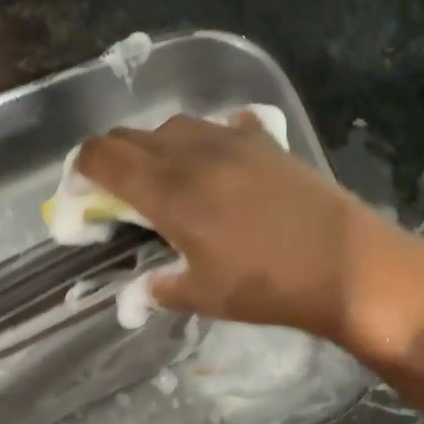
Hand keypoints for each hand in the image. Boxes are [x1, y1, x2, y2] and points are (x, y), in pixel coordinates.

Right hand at [74, 114, 423, 361]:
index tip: (78, 202)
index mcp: (169, 190)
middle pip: (129, 137)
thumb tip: (131, 297)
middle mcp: (193, 151)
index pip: (101, 158)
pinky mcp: (263, 140)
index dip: (77, 175)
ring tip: (163, 188)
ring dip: (152, 152)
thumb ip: (156, 289)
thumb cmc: (267, 285)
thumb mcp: (203, 296)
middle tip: (114, 201)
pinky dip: (199, 144)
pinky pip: (215, 127)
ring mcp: (231, 138)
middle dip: (109, 164)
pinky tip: (213, 172)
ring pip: (171, 127)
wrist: (346, 264)